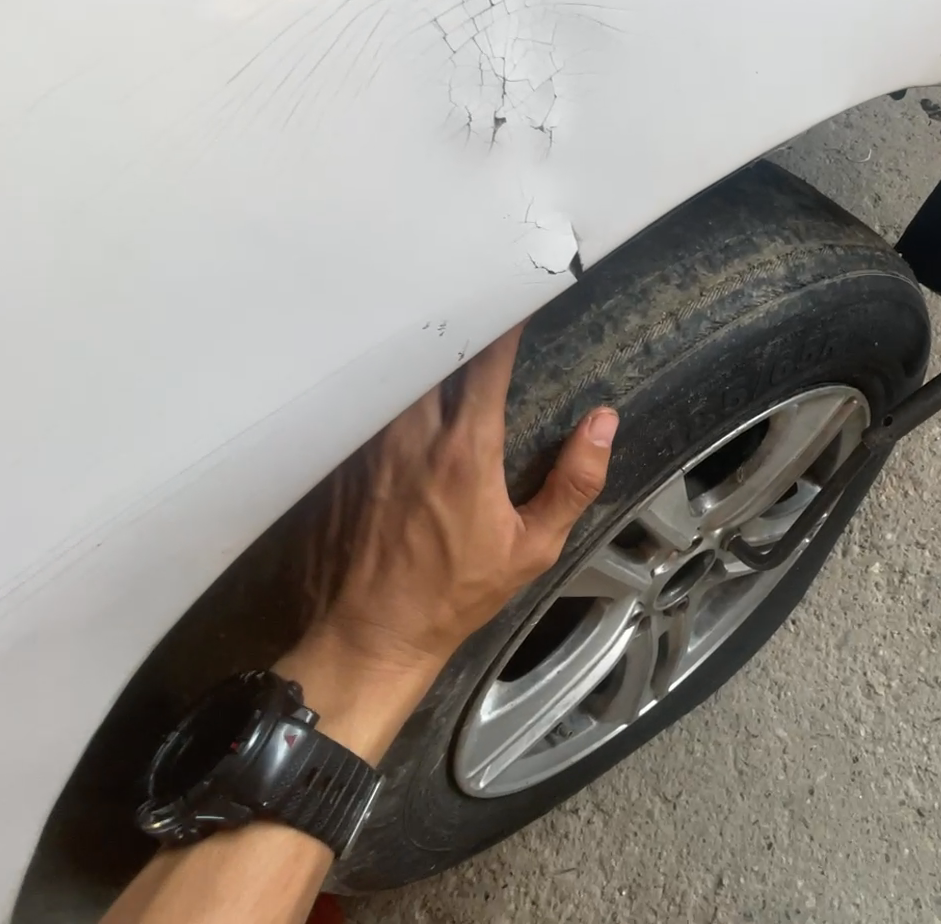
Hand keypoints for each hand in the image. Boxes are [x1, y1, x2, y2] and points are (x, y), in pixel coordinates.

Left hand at [310, 325, 618, 675]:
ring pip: (392, 378)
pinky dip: (382, 392)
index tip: (514, 303)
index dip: (503, 330)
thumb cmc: (458, 593)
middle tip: (473, 311)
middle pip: (431, 358)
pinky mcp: (337, 467)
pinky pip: (363, 410)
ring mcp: (367, 449)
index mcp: (466, 451)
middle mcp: (412, 437)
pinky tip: (393, 394)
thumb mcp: (533, 547)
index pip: (487, 367)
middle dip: (455, 331)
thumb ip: (574, 482)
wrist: (369, 635)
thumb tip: (603, 424)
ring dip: (418, 358)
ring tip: (435, 342)